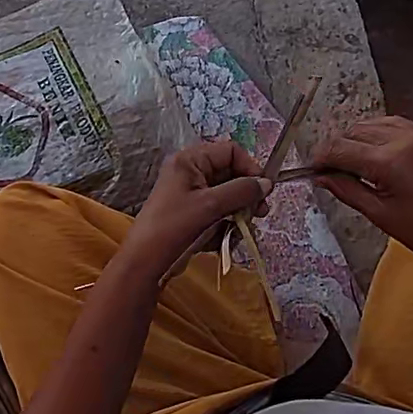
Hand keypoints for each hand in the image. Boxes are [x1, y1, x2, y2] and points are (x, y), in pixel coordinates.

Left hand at [117, 140, 271, 279]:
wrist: (145, 262)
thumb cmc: (175, 227)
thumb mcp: (210, 206)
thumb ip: (241, 191)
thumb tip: (267, 183)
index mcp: (190, 160)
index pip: (230, 151)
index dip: (249, 167)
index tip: (263, 190)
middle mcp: (190, 172)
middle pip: (230, 174)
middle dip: (245, 196)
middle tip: (259, 214)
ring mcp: (190, 194)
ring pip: (227, 197)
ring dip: (237, 215)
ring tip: (239, 233)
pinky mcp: (191, 215)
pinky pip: (218, 213)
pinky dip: (225, 226)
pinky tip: (224, 242)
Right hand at [311, 117, 412, 278]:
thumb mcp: (379, 214)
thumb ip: (346, 189)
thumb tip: (322, 177)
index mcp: (390, 162)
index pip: (341, 148)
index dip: (321, 157)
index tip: (314, 169)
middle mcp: (406, 141)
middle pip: (354, 132)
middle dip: (337, 148)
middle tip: (329, 169)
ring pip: (374, 124)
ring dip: (357, 138)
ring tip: (351, 162)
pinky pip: (397, 126)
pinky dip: (379, 134)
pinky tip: (375, 152)